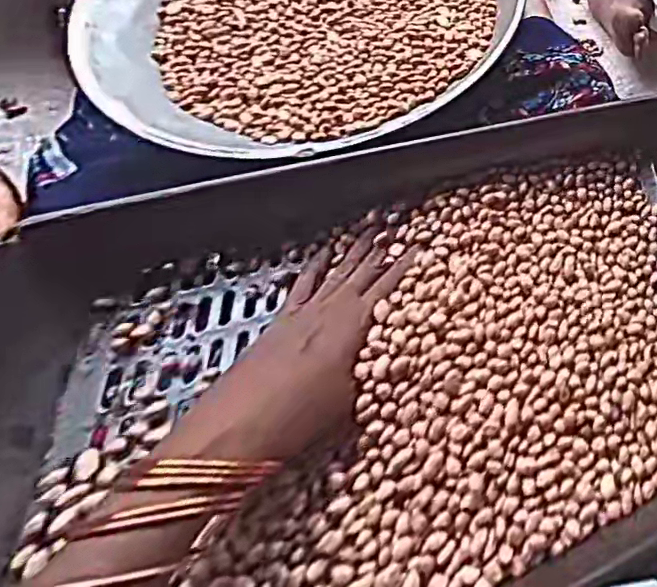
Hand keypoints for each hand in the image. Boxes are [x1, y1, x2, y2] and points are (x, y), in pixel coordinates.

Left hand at [156, 232, 408, 464]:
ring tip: (370, 228)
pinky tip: (324, 253)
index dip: (407, 264)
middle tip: (399, 227)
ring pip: (339, 269)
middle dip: (384, 246)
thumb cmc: (298, 417)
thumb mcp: (353, 398)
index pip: (390, 283)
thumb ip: (378, 369)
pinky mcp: (282, 320)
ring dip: (356, 248)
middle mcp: (333, 309)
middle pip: (365, 269)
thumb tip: (400, 359)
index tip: (421, 246)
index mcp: (356, 323)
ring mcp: (306, 311)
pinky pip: (305, 283)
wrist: (234, 429)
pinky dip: (317, 265)